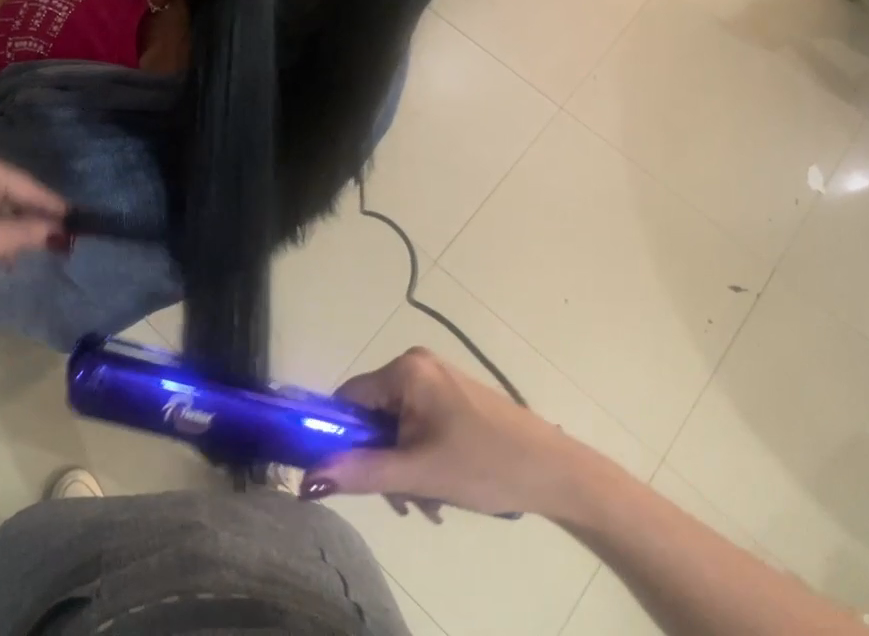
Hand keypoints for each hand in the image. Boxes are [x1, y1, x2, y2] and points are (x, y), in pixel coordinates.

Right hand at [300, 348, 586, 520]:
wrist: (563, 476)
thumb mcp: (418, 473)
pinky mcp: (455, 397)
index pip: (347, 399)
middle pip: (372, 414)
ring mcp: (438, 380)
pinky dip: (419, 456)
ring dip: (401, 465)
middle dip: (380, 460)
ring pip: (395, 425)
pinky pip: (417, 424)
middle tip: (401, 502)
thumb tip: (306, 481)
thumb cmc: (488, 466)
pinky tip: (438, 489)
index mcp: (405, 370)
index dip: (341, 437)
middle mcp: (417, 365)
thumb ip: (360, 473)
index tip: (352, 474)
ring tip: (426, 503)